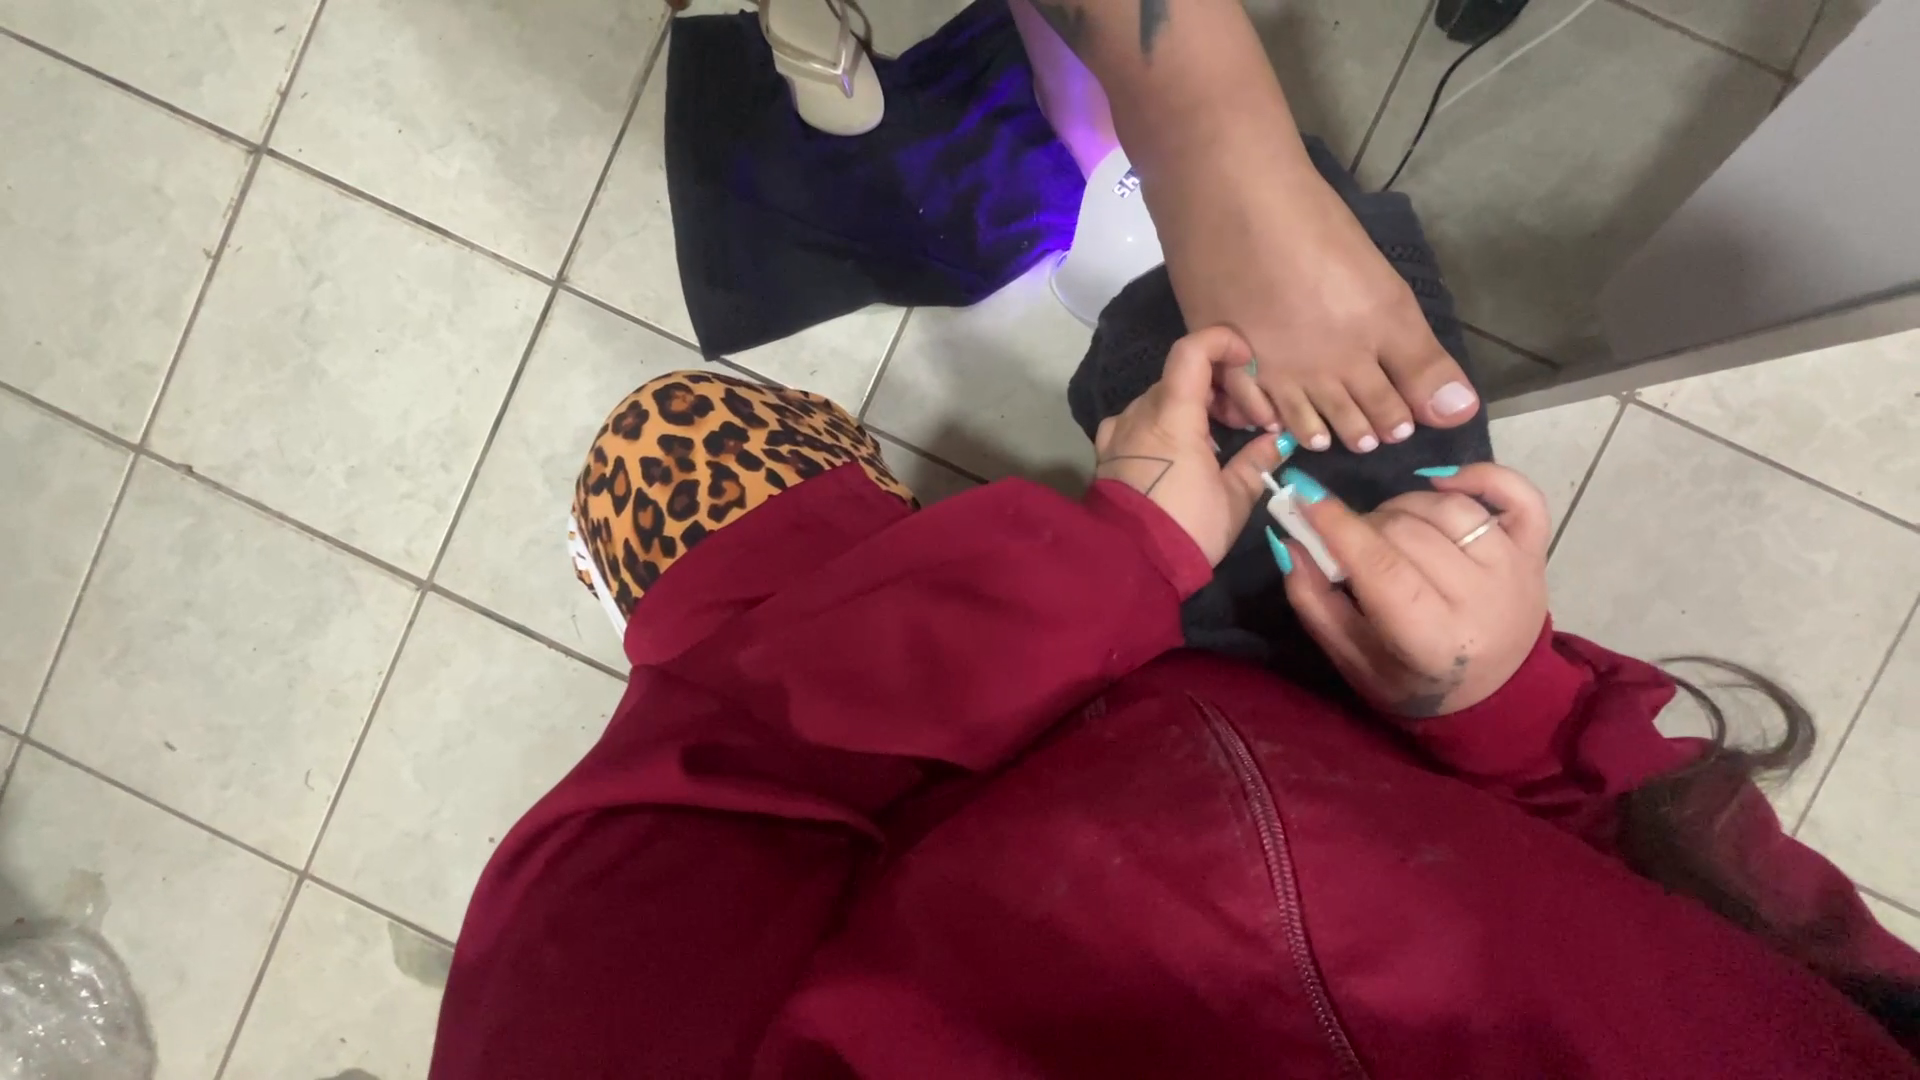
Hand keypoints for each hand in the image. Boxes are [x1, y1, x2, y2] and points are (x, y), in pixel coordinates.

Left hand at [1093, 327, 1285, 565]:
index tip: (1248, 363)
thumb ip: (1257, 459)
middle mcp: (1140, 412)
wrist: (1127, 564)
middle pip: (1182, 376)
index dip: (1223, 343)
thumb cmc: (1186, 527)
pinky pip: (1140, 421)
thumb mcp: (1234, 497)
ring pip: (1162, 398)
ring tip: (1223, 441)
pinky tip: (1184, 452)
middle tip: (1250, 422)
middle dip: (1221, 388)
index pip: (1192, 350)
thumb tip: (1278, 440)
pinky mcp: (1107, 451)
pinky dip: (1167, 424)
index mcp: (1172, 414)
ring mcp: (1119, 431)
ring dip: (1196, 407)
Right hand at [1150, 150, 1480, 453]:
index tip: (1406, 427)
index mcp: (1374, 341)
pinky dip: (1265, 420)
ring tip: (1325, 441)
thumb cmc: (1313, 223)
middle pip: (1352, 413)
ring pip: (1305, 418)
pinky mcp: (1232, 367)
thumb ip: (1419, 353)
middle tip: (1371, 441)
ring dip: (1320, 430)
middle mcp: (1327, 369)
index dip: (1406, 417)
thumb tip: (1459, 414)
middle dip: (1366, 429)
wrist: (1234, 205)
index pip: (1399, 400)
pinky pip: (1255, 411)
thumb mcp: (1385, 285)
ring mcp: (1277, 373)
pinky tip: (1268, 423)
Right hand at [1279, 463, 1549, 715]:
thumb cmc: (1407, 680)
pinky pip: (1517, 493)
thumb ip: (1314, 600)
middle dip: (1363, 524)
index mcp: (1433, 638)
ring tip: (1386, 527)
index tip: (1303, 498)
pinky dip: (1479, 476)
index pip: (1381, 566)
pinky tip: (1442, 483)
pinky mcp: (1535, 551)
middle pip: (1409, 530)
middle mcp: (1483, 599)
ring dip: (1403, 506)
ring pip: (1449, 507)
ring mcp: (1516, 570)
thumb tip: (1290, 541)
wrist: (1492, 696)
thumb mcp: (1348, 656)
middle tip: (1347, 542)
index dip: (1338, 527)